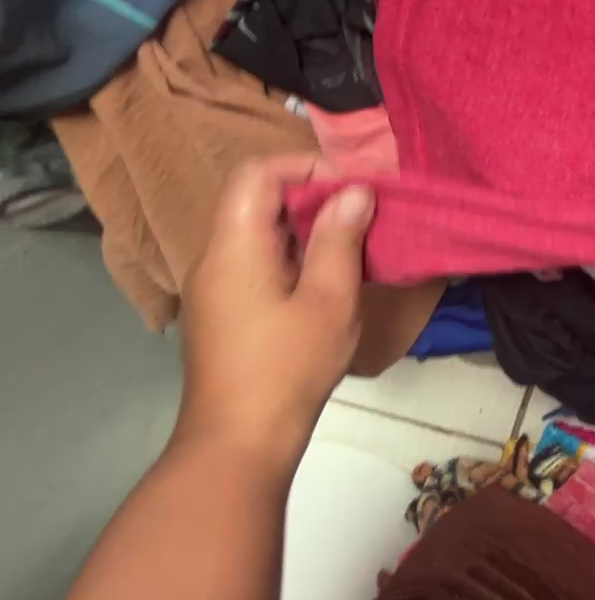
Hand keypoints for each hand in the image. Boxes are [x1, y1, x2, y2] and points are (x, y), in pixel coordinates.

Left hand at [175, 155, 374, 459]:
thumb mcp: (330, 297)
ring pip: (266, 227)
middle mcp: (218, 257)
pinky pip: (265, 254)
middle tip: (372, 208)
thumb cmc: (289, 362)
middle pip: (260, 197)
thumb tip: (356, 190)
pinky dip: (304, 247)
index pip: (256, 174)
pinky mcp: (233, 303)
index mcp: (236, 248)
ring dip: (316, 222)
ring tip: (364, 236)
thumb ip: (340, 239)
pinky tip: (339, 270)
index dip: (306, 165)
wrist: (242, 435)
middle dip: (319, 192)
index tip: (356, 184)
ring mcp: (222, 282)